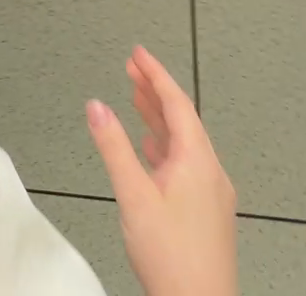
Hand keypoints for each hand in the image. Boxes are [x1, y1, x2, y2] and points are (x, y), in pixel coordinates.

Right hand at [86, 47, 237, 295]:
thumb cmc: (169, 252)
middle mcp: (209, 172)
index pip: (177, 105)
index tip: (138, 53)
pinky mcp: (205, 210)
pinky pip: (185, 161)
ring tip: (136, 93)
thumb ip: (113, 147)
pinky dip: (164, 142)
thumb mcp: (133, 195)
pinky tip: (150, 145)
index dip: (156, 75)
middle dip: (156, 90)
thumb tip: (95, 103)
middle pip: (183, 120)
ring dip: (159, 115)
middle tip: (132, 65)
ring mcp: (210, 193)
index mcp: (197, 163)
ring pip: (184, 141)